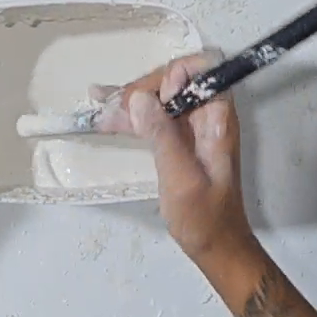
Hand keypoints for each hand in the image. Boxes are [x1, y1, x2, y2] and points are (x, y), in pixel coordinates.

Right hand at [101, 54, 254, 257]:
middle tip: (113, 107)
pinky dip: (132, 117)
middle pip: (174, 81)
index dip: (175, 75)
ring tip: (99, 106)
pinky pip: (155, 118)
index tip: (152, 97)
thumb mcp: (180, 177)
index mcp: (217, 118)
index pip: (203, 70)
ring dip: (130, 101)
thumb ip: (162, 135)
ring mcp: (192, 127)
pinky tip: (106, 116)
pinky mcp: (179, 140)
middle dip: (143, 88)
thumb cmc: (204, 216)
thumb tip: (140, 98)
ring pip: (159, 99)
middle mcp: (207, 116)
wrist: (215, 245)